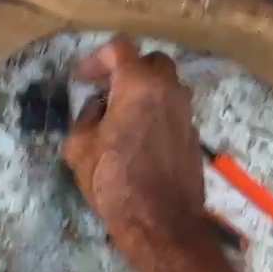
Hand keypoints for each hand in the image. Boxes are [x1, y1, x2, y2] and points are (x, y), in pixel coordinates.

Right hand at [61, 36, 211, 262]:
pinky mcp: (193, 136)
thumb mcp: (79, 147)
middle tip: (105, 89)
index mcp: (139, 86)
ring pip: (166, 86)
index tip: (82, 78)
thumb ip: (85, 118)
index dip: (96, 57)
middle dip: (126, 69)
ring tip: (120, 114)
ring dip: (143, 91)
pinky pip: (172, 111)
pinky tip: (137, 138)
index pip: (120, 48)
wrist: (160, 222)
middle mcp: (169, 91)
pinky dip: (155, 112)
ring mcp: (186, 114)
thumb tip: (97, 109)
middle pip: (151, 62)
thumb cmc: (113, 181)